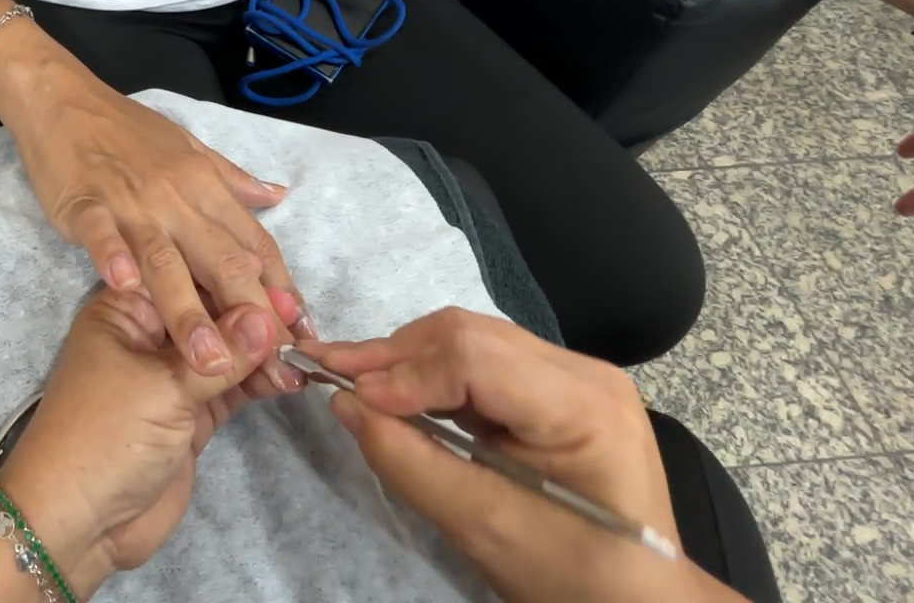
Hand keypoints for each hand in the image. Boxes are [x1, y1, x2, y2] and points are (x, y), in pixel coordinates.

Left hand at [0, 289, 282, 586]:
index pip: (184, 278)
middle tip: (299, 323)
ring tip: (302, 355)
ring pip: (224, 350)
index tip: (279, 289)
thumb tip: (270, 318)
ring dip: (261, 353)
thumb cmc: (105, 434)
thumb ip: (220, 356)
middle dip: (253, 317)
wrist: (78, 523)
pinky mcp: (189, 410)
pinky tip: (289, 379)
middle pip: (209, 312)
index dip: (231, 280)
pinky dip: (258, 382)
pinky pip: (230, 385)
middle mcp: (149, 331)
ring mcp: (170, 372)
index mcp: (126, 307)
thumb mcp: (163, 388)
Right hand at [2, 66, 312, 388]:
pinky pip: (104, 234)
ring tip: (208, 363)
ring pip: (167, 261)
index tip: (301, 335)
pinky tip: (124, 286)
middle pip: (222, 260)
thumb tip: (277, 197)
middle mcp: (177, 199)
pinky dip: (114, 258)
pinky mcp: (86, 205)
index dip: (281, 290)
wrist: (65, 100)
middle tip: (271, 371)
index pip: (254, 243)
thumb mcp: (189, 146)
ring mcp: (131, 203)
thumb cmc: (127, 128)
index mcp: (204, 185)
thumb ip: (231, 179)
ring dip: (190, 312)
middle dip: (250, 316)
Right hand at [306, 310, 742, 602]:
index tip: (349, 396)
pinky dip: (426, 372)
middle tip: (329, 369)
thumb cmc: (571, 578)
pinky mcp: (548, 384)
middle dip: (393, 355)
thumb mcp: (484, 527)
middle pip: (466, 336)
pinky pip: (473, 359)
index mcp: (584, 404)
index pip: (474, 357)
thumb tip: (343, 402)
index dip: (405, 372)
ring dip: (404, 359)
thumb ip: (408, 461)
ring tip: (352, 377)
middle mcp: (580, 370)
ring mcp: (567, 373)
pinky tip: (394, 389)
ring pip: (463, 338)